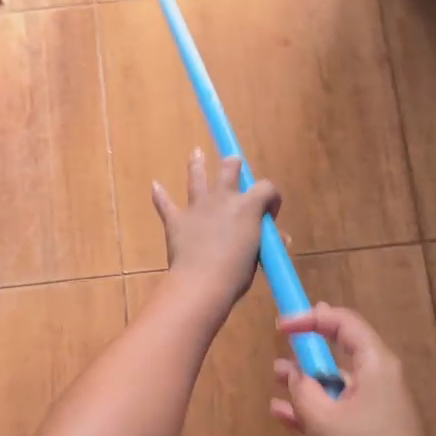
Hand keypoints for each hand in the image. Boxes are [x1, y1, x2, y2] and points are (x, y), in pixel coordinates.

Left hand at [152, 148, 279, 305]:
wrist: (202, 282)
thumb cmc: (237, 272)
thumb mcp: (260, 257)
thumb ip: (268, 242)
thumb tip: (280, 238)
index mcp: (248, 206)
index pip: (266, 188)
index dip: (271, 197)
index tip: (269, 213)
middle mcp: (223, 198)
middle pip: (229, 169)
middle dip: (233, 164)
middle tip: (234, 163)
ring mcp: (197, 207)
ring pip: (197, 177)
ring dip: (197, 164)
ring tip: (196, 153)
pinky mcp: (176, 219)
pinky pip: (165, 203)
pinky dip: (160, 195)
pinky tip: (155, 186)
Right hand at [271, 304, 435, 435]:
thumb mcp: (323, 420)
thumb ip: (302, 389)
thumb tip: (294, 373)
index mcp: (375, 363)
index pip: (343, 322)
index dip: (310, 318)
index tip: (280, 327)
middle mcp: (379, 377)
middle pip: (342, 348)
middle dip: (309, 346)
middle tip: (281, 342)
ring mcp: (377, 403)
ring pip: (337, 381)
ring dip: (306, 379)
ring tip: (275, 377)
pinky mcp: (373, 427)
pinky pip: (339, 406)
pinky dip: (314, 405)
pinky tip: (282, 414)